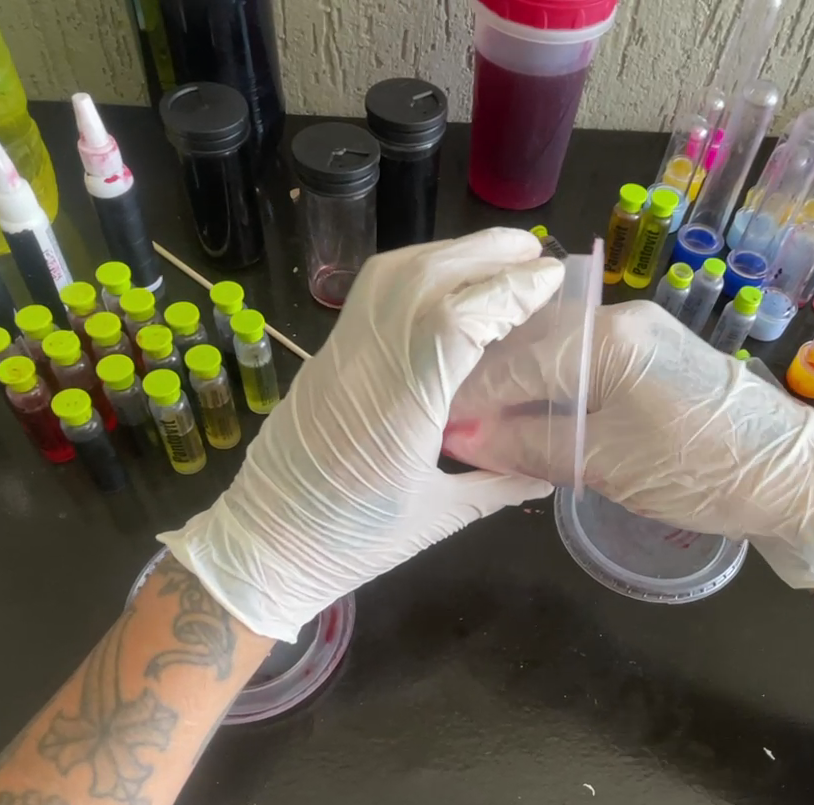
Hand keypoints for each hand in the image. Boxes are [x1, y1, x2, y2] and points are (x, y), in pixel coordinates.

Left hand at [160, 229, 561, 640]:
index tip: (550, 281)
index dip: (507, 291)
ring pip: (390, 275)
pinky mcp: (323, 358)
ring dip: (446, 254)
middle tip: (534, 251)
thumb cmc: (350, 543)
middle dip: (483, 253)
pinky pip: (369, 295)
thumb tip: (549, 471)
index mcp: (401, 408)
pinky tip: (441, 287)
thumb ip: (497, 486)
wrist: (264, 545)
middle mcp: (366, 366)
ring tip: (494, 259)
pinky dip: (413, 274)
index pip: (456, 320)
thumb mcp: (436, 518)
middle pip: (423, 278)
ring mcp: (337, 356)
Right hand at [446, 300, 813, 588]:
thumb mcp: (607, 464)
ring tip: (487, 434)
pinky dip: (553, 398)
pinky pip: (585, 371)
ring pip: (556, 359)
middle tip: (456, 433)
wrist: (798, 480)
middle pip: (532, 348)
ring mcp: (641, 337)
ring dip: (520, 396)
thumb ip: (530, 445)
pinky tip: (534, 424)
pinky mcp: (654, 362)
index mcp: (610, 337)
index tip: (436, 427)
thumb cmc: (702, 470)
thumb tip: (464, 439)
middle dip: (490, 392)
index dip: (472, 397)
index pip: (516, 359)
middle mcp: (622, 322)